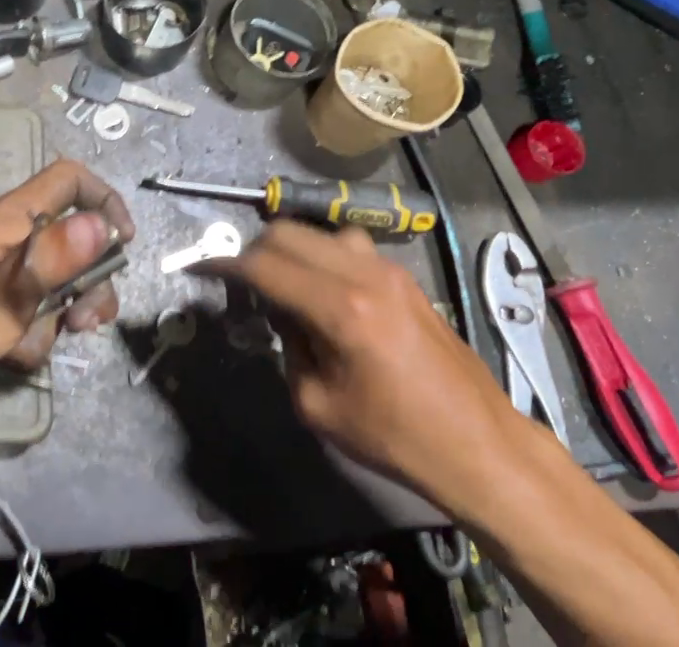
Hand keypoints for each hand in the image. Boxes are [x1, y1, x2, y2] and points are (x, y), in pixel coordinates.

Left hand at [0, 159, 134, 384]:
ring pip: (43, 282)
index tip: (122, 245)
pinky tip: (9, 357)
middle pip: (65, 242)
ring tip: (37, 346)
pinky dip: (21, 330)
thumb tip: (99, 224)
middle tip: (87, 323)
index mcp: (5, 223)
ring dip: (52, 315)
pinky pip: (14, 307)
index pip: (67, 182)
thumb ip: (50, 269)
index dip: (103, 201)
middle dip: (86, 283)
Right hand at [221, 222, 525, 503]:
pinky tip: (320, 292)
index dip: (224, 264)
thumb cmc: (394, 437)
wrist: (478, 444)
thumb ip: (287, 347)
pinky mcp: (406, 279)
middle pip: (288, 233)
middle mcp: (364, 276)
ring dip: (291, 250)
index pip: (264, 265)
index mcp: (340, 310)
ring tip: (280, 286)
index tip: (200, 267)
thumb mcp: (317, 404)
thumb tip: (279, 313)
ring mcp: (390, 271)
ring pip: (320, 233)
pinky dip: (322, 257)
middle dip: (253, 250)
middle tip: (238, 282)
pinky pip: (349, 248)